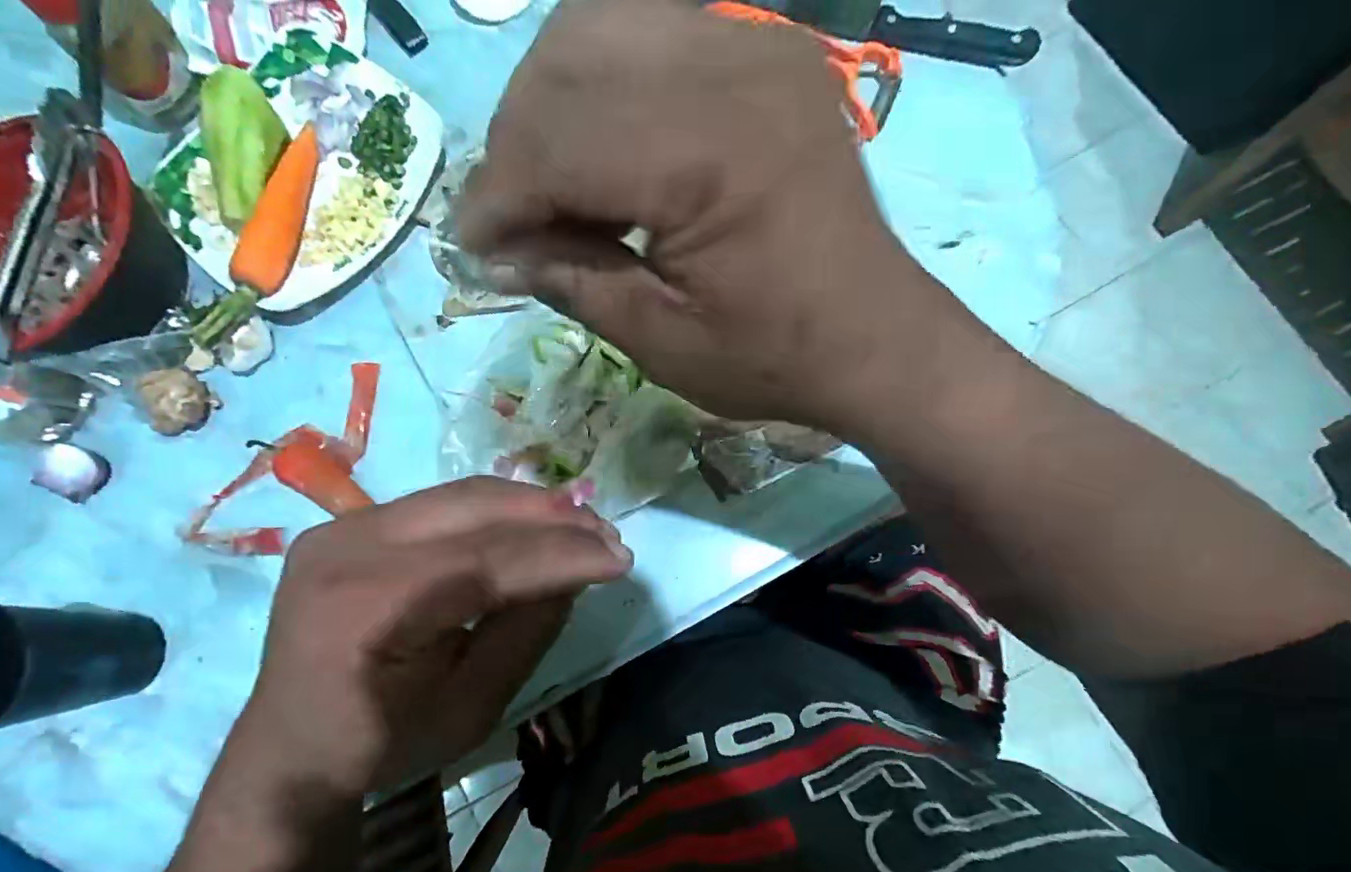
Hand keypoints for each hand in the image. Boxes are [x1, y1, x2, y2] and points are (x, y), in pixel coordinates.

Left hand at [237, 478, 632, 792]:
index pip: (485, 561)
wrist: (294, 746)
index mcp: (366, 607)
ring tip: (585, 528)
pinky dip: (498, 512)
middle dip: (555, 519)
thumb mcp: (474, 706)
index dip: (562, 555)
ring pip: (461, 495)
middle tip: (611, 538)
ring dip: (532, 507)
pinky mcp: (349, 524)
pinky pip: (442, 504)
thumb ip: (526, 633)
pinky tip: (536, 526)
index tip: (622, 560)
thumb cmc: (386, 742)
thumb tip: (572, 575)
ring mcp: (341, 527)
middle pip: (474, 509)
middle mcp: (345, 548)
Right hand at [457, 0, 951, 427]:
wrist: (877, 338)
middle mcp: (728, 70)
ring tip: (555, 182)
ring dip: (555, 103)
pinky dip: (610, 81)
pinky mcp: (768, 51)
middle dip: (518, 144)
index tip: (473, 246)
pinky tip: (609, 145)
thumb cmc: (778, 359)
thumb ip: (574, 281)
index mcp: (703, 155)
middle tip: (516, 219)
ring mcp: (755, 46)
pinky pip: (655, 31)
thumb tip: (498, 249)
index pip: (555, 140)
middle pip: (566, 63)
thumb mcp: (665, 343)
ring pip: (600, 29)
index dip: (498, 194)